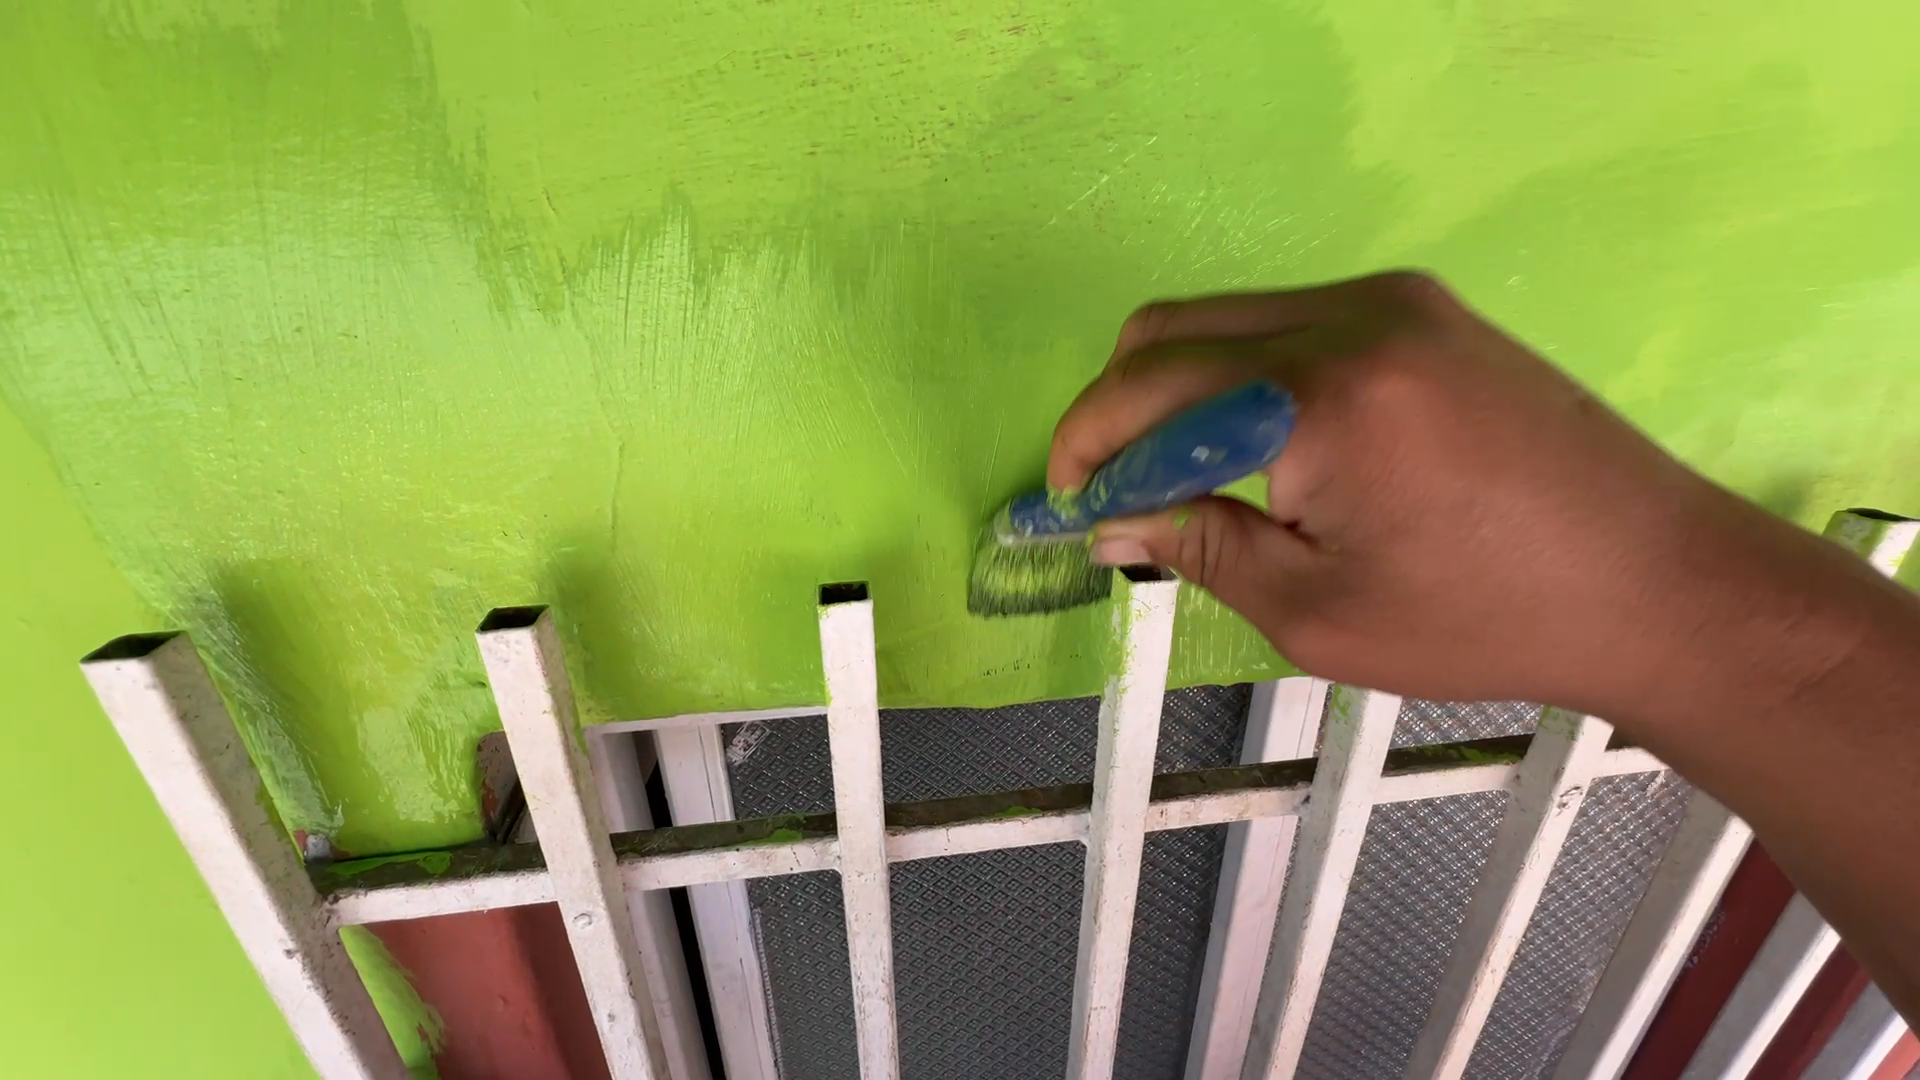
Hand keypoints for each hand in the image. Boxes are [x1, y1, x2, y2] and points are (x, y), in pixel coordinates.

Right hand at [1050, 271, 1854, 717]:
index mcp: (1322, 396)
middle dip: (1112, 413)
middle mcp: (1348, 316)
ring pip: (1214, 321)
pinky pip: (1272, 324)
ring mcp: (1386, 298)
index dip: (1087, 449)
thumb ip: (1192, 546)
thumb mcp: (1309, 611)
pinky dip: (1225, 379)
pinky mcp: (1413, 307)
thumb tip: (1107, 522)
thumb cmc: (1478, 621)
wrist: (1660, 584)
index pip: (1148, 395)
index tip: (1070, 506)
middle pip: (1164, 333)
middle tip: (1114, 490)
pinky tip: (1246, 443)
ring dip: (1166, 394)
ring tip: (1177, 476)